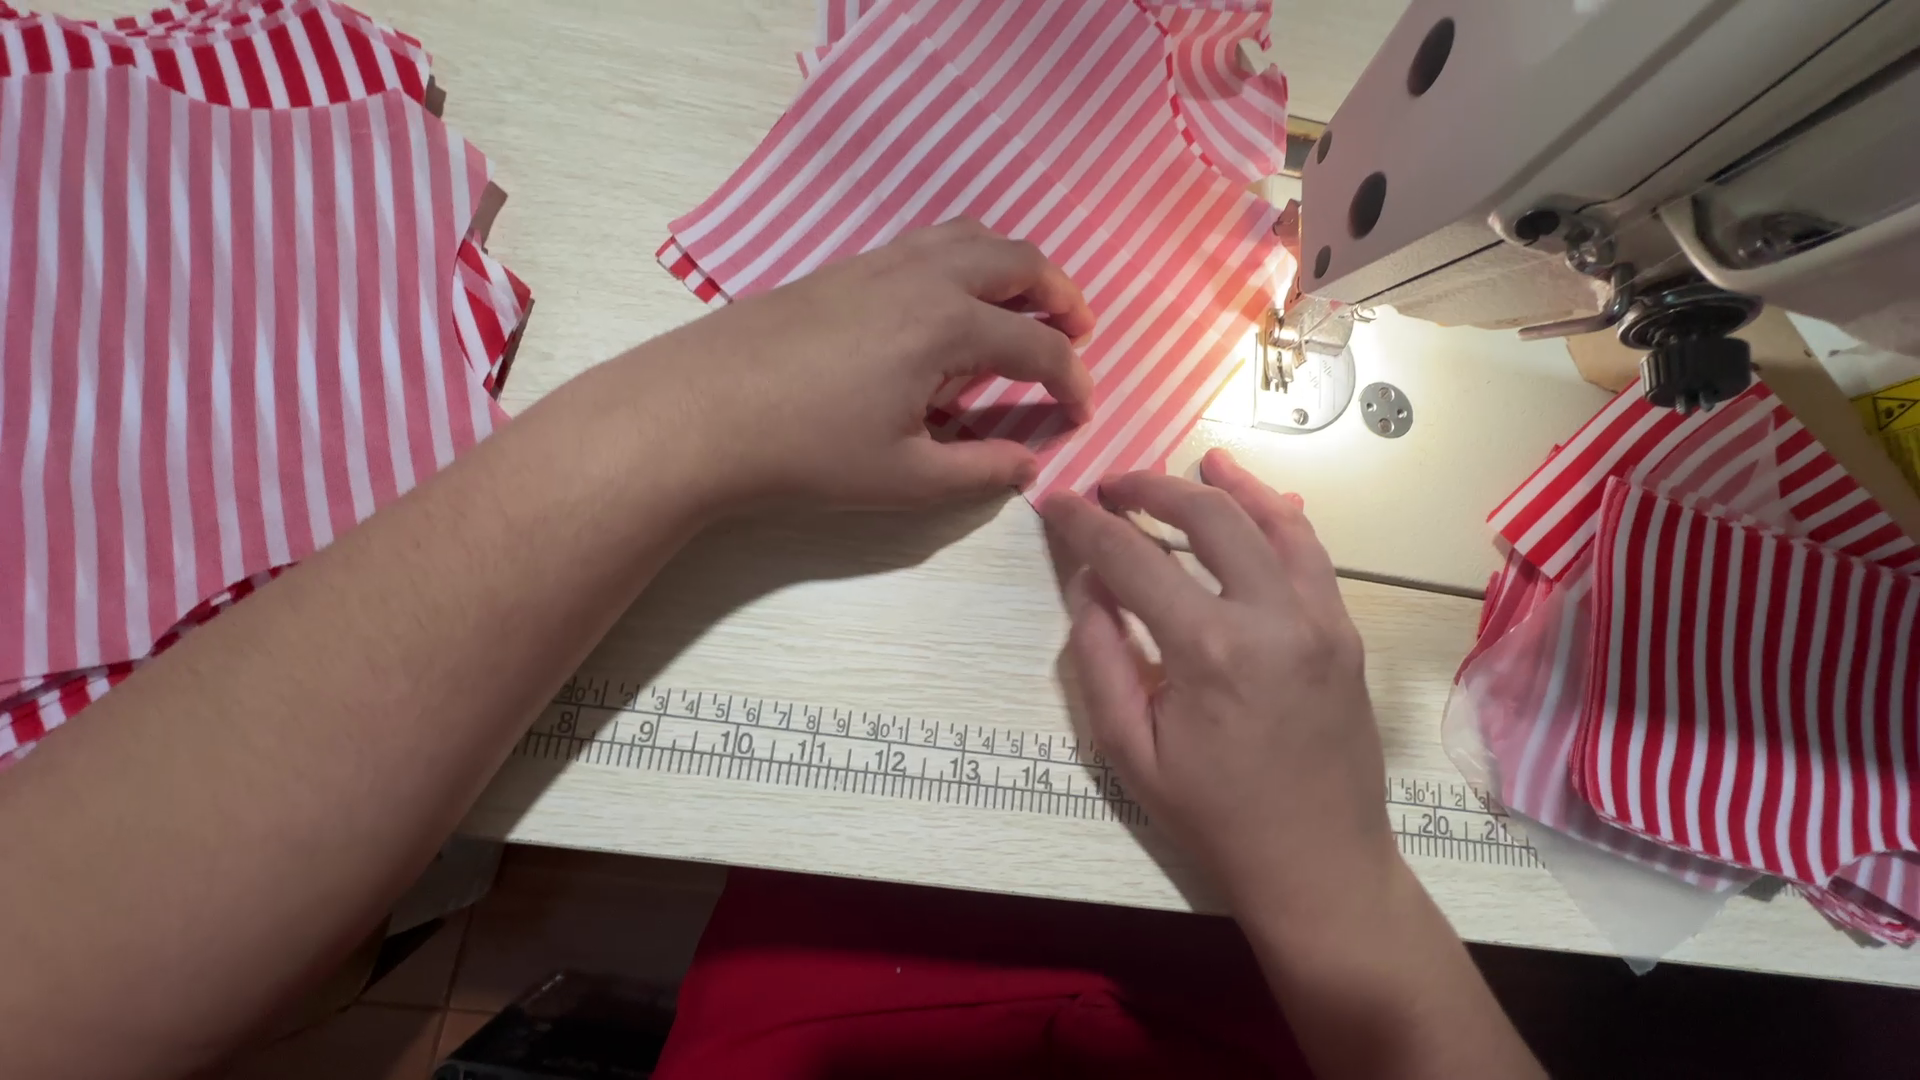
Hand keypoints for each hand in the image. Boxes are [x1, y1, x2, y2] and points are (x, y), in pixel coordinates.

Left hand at [650, 220, 1096, 509]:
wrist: (702, 412)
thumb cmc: (809, 452)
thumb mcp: (905, 478)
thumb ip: (979, 471)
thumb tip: (1029, 465)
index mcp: (950, 327)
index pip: (1039, 347)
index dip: (1073, 380)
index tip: (1083, 410)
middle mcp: (925, 276)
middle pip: (1018, 262)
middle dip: (1061, 294)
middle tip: (1079, 329)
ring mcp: (881, 262)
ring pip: (970, 236)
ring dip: (1012, 265)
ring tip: (1024, 302)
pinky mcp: (845, 266)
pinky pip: (926, 242)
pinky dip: (963, 259)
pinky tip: (948, 300)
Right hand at [1039, 449, 1395, 914]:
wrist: (1319, 863)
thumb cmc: (1212, 816)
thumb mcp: (1130, 750)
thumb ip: (1099, 658)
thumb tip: (1089, 584)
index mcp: (1209, 650)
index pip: (1134, 559)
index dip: (1087, 525)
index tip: (1057, 502)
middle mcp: (1272, 617)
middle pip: (1208, 517)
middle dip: (1151, 488)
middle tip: (1112, 486)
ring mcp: (1320, 618)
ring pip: (1272, 520)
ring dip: (1225, 484)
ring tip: (1194, 461)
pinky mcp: (1344, 629)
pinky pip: (1311, 552)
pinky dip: (1279, 514)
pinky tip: (1256, 499)